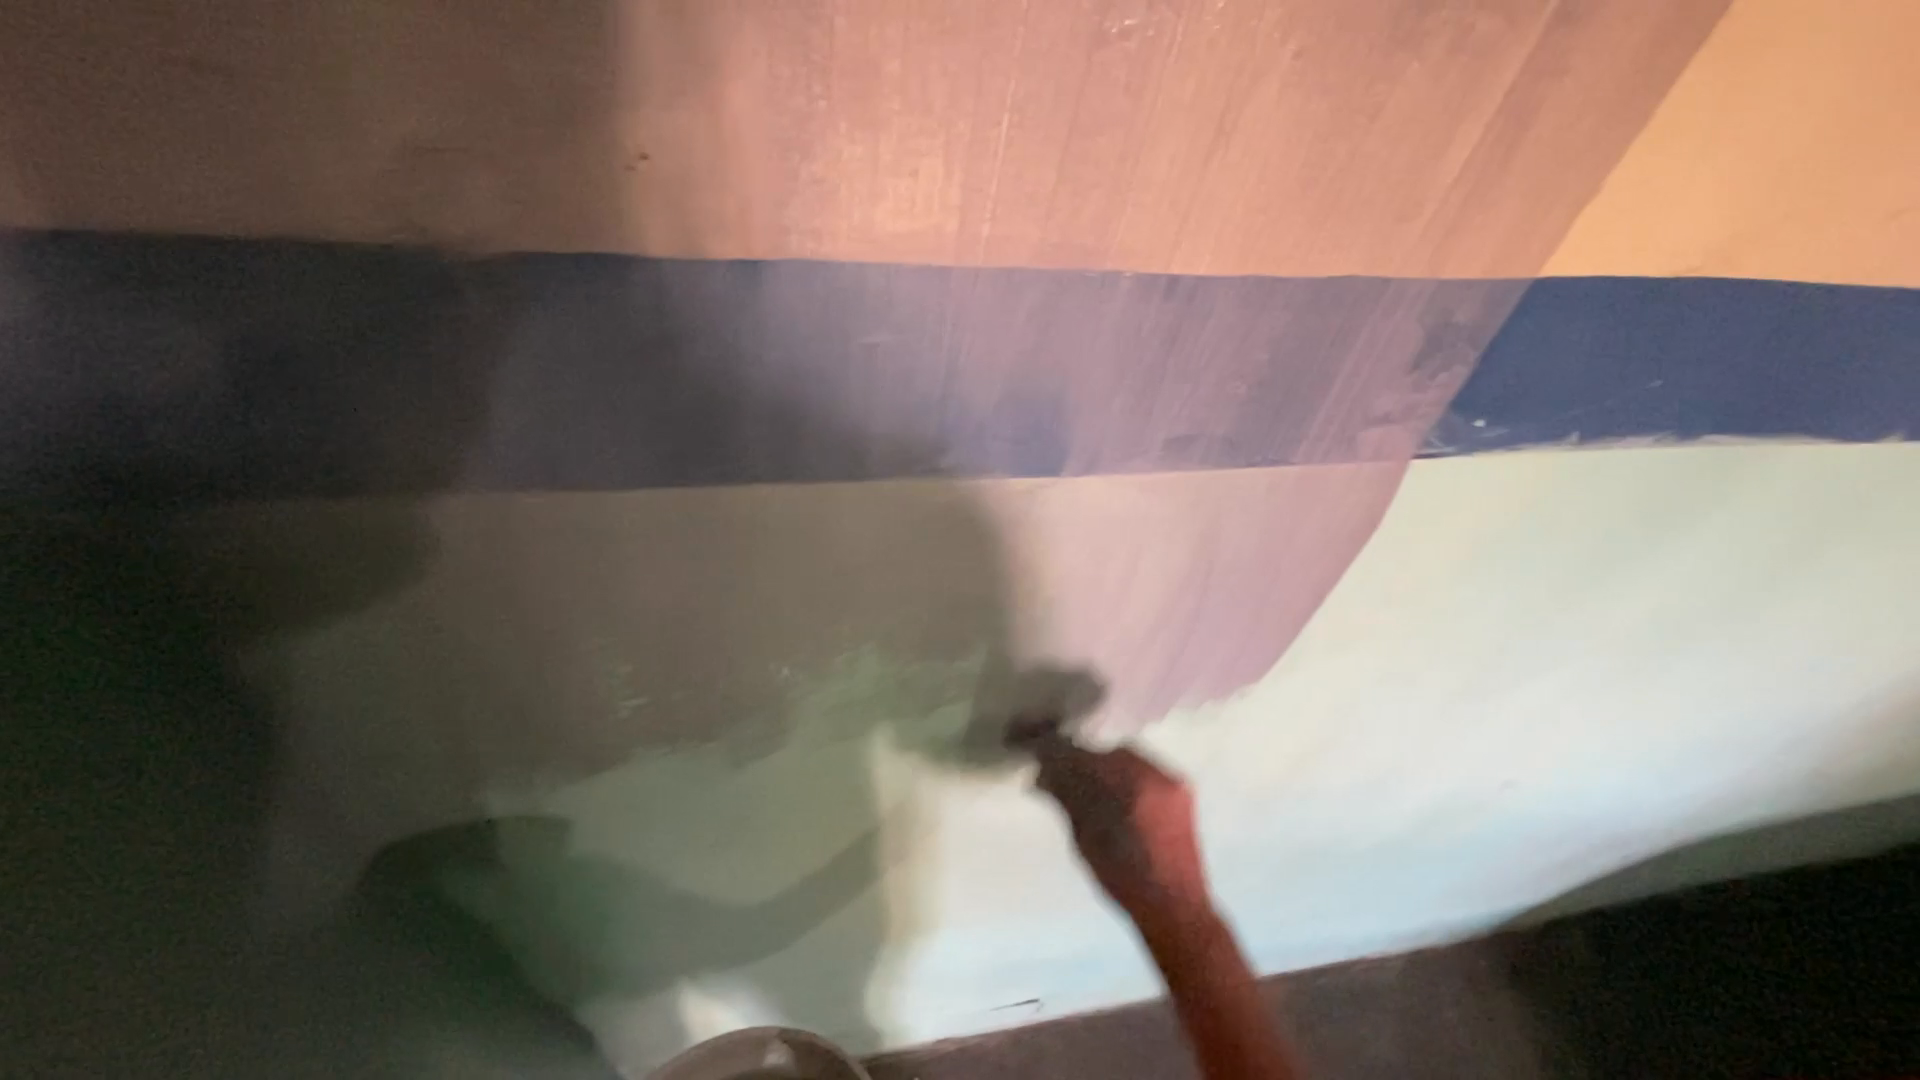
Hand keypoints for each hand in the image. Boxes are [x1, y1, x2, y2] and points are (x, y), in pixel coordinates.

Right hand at [1009, 715, 1211, 924]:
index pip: (1080, 757)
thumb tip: (1042, 774)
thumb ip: (1067, 800)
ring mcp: (1171, 779)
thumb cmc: (1125, 882)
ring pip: (1124, 756)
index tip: (1030, 744)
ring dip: (1100, 764)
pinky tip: (1111, 790)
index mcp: (1127, 791)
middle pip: (1103, 751)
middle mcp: (1153, 775)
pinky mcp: (1181, 787)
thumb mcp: (1085, 842)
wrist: (1177, 906)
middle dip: (1077, 757)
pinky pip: (1143, 767)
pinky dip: (1122, 773)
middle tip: (1055, 771)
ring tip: (1083, 782)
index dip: (1052, 749)